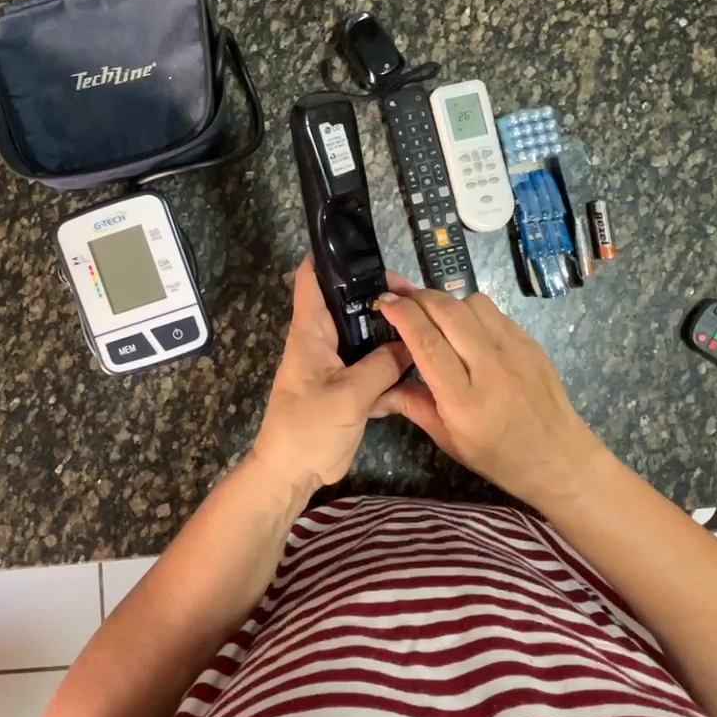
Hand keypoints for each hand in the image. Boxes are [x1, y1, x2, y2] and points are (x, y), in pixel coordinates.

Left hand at [248, 255, 413, 495]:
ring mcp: (335, 363)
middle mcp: (322, 340)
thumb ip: (383, 366)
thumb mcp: (350, 396)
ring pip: (365, 335)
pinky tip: (418, 365)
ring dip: (389, 332)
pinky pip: (372, 365)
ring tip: (426, 323)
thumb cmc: (308, 427)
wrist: (291, 473)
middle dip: (379, 296)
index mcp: (311, 332)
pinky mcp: (347, 386)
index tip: (361, 244)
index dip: (329, 256)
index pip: (311, 279)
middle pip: (349, 304)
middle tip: (418, 293)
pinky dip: (391, 364)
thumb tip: (412, 343)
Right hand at [375, 287, 607, 509]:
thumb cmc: (498, 455)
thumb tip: (373, 391)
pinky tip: (462, 324)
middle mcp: (490, 367)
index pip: (427, 342)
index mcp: (464, 399)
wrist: (559, 458)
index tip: (385, 301)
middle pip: (447, 312)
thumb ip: (411, 404)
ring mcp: (514, 350)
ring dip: (444, 301)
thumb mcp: (448, 439)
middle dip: (418, 297)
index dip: (403, 315)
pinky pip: (493, 311)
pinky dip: (469, 309)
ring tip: (430, 311)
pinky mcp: (529, 341)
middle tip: (398, 294)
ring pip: (471, 303)